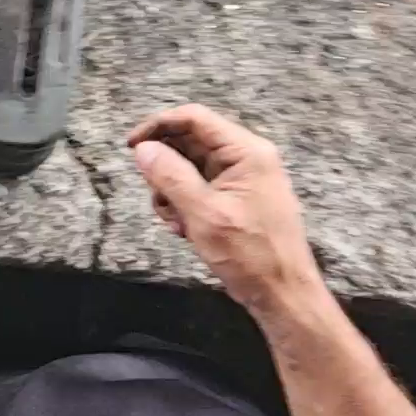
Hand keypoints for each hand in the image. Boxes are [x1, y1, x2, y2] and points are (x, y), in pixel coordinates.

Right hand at [127, 104, 324, 315]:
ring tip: (174, 220)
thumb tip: (143, 149)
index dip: (158, 125)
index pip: (193, 118)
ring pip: (189, 165)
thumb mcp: (203, 214)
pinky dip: (184, 202)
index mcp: (246, 151)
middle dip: (165, 167)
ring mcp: (241, 177)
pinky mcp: (236, 196)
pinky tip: (184, 227)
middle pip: (189, 141)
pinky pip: (198, 185)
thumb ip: (170, 176)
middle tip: (157, 196)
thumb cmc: (250, 255)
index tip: (131, 147)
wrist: (284, 297)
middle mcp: (246, 157)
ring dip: (172, 189)